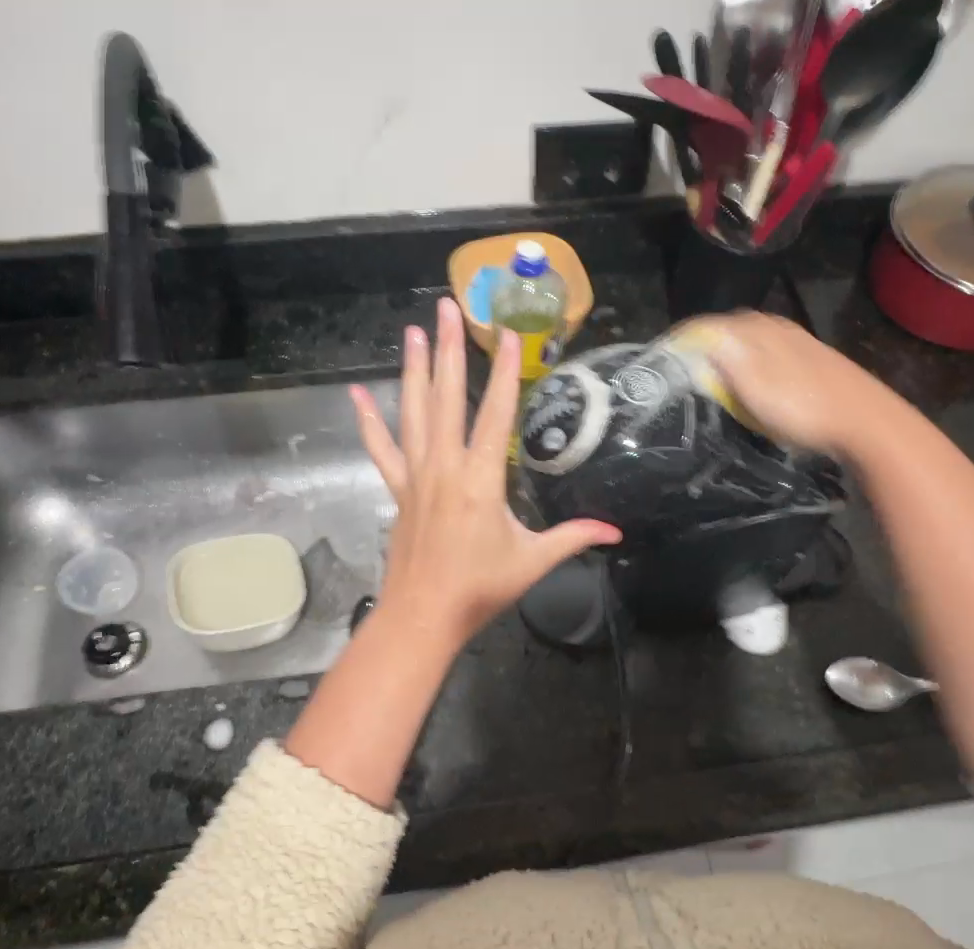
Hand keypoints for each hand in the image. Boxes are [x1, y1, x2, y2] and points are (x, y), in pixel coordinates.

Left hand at [349, 298, 621, 645]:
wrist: (422, 615)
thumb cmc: (479, 589)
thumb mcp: (533, 561)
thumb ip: (573, 537)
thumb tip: (615, 531)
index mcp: (481, 479)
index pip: (495, 413)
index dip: (503, 371)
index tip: (506, 334)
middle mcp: (445, 466)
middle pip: (445, 397)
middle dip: (448, 349)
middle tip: (446, 307)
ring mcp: (416, 475)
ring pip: (412, 412)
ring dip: (412, 370)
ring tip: (412, 331)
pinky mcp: (398, 489)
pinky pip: (381, 449)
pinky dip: (369, 421)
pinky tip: (357, 396)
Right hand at [689, 311, 887, 456]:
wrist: (863, 421)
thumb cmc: (802, 408)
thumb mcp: (754, 387)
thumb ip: (724, 361)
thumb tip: (696, 343)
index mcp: (756, 330)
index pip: (706, 325)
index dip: (682, 340)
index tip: (663, 358)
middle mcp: (775, 327)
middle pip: (729, 329)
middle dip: (705, 344)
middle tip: (684, 367)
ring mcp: (796, 340)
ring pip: (751, 340)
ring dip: (730, 352)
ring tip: (714, 373)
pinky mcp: (811, 358)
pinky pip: (769, 352)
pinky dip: (752, 362)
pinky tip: (755, 379)